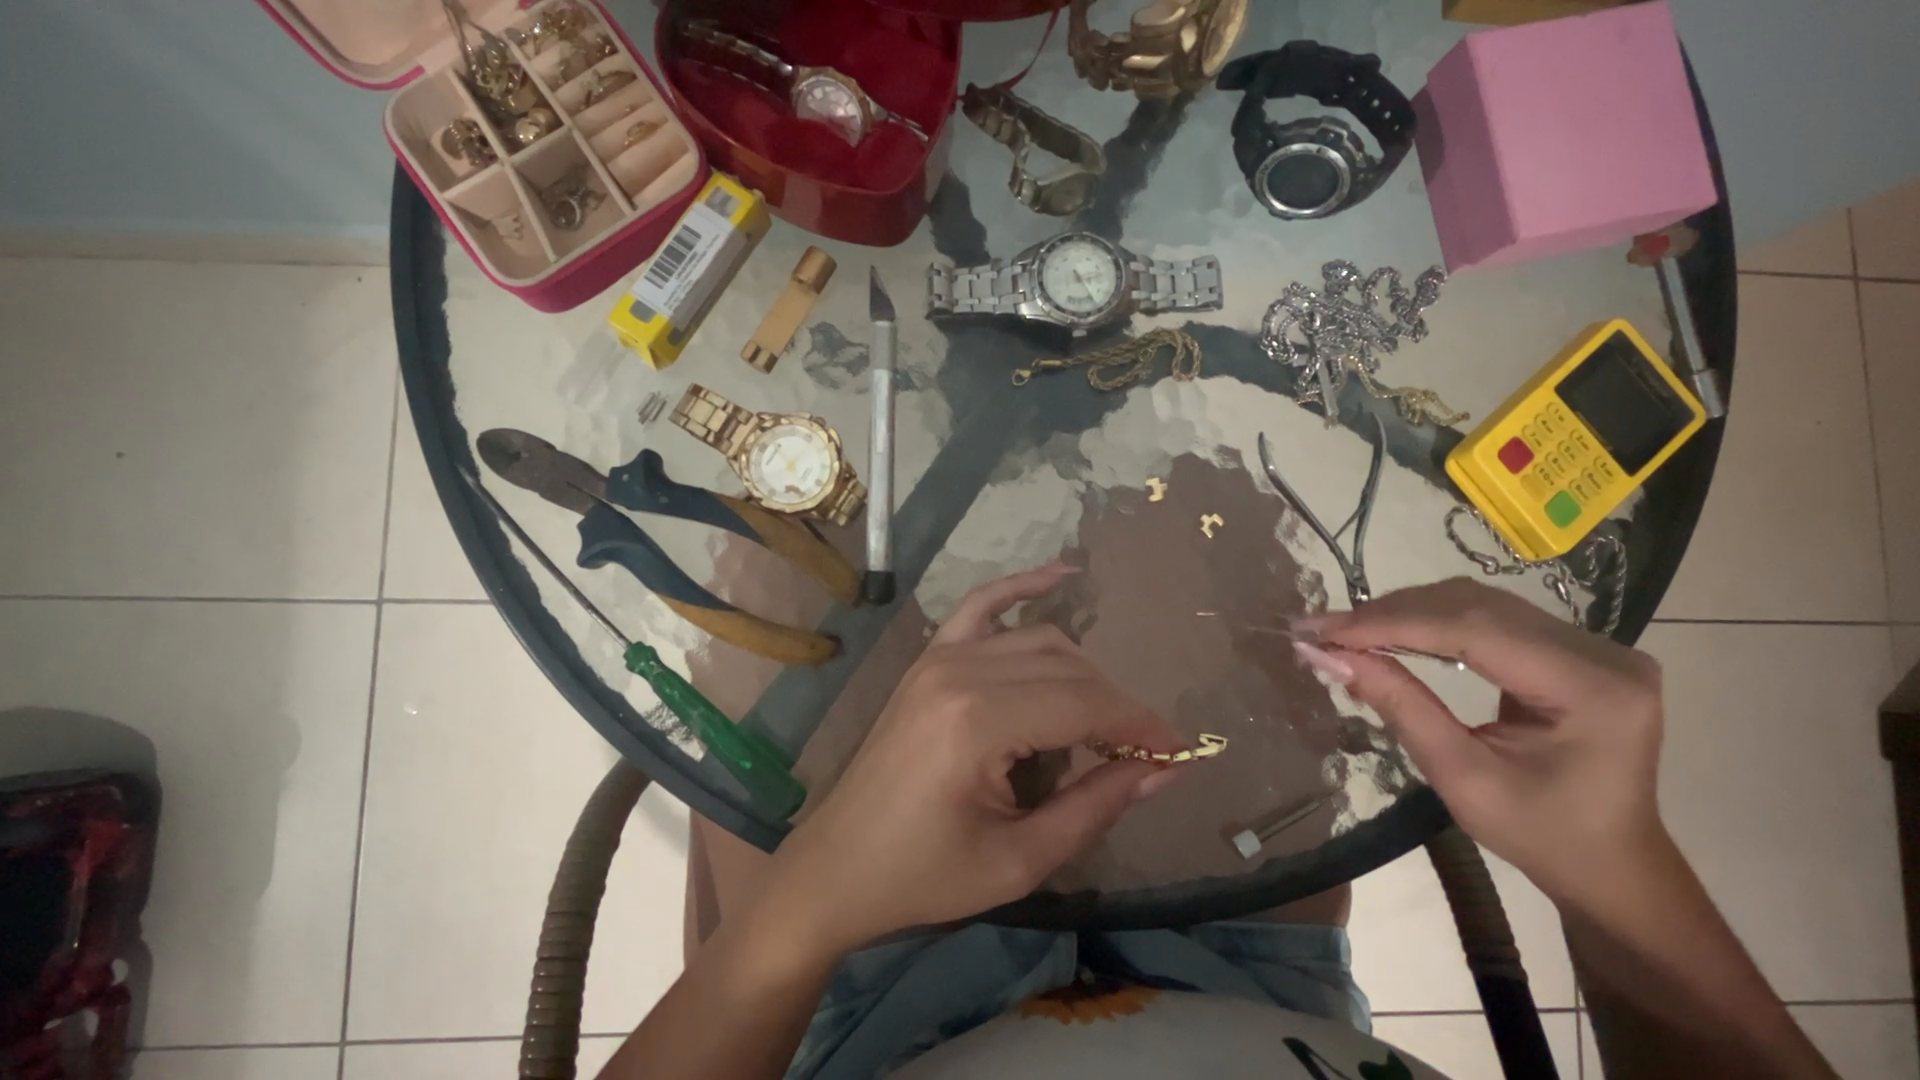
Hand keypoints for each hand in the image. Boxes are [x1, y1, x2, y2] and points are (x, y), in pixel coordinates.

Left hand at [764, 564, 1183, 953]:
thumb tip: (1162, 770)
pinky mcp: (926, 660)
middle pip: (1068, 668)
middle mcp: (959, 672)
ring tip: (1107, 721)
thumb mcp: (1018, 860)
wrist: (836, 868)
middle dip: (1116, 706)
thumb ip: (1094, 807)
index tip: (1178, 753)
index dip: (1140, 726)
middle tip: (1142, 752)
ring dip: (1083, 672)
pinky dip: (1022, 587)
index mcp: (977, 723)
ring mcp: (937, 658)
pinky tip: (1062, 574)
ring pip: (1038, 640)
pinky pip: (980, 606)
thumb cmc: (923, 876)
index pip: (1085, 705)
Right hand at [1299, 578, 1667, 905]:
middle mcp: (1602, 653)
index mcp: (1591, 688)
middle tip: (1324, 629)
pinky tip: (1392, 631)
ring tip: (1348, 630)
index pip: (1474, 630)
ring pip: (1480, 604)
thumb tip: (1326, 655)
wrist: (1609, 865)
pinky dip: (1433, 621)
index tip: (1322, 629)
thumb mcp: (1460, 777)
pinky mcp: (1576, 649)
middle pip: (1477, 607)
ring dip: (1408, 612)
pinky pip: (1493, 618)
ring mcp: (1594, 646)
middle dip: (1392, 614)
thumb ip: (1399, 706)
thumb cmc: (1538, 835)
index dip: (1391, 623)